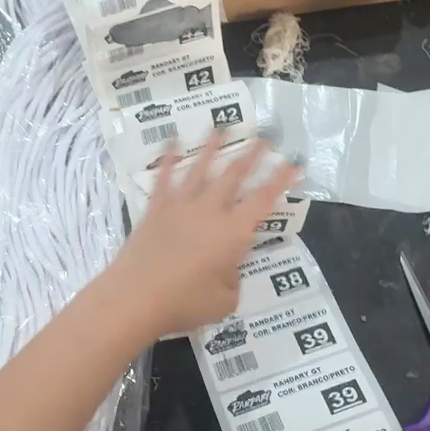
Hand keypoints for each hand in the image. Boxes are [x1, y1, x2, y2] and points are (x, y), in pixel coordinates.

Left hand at [104, 134, 300, 337]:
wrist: (135, 297)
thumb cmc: (184, 303)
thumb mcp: (224, 301)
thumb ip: (232, 279)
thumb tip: (226, 267)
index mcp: (232, 233)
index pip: (263, 200)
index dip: (281, 180)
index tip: (294, 163)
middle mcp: (209, 211)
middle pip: (233, 175)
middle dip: (252, 154)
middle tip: (264, 137)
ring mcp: (180, 206)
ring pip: (200, 168)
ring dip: (213, 146)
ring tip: (223, 127)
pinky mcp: (155, 210)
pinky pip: (164, 178)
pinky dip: (169, 158)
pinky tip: (172, 142)